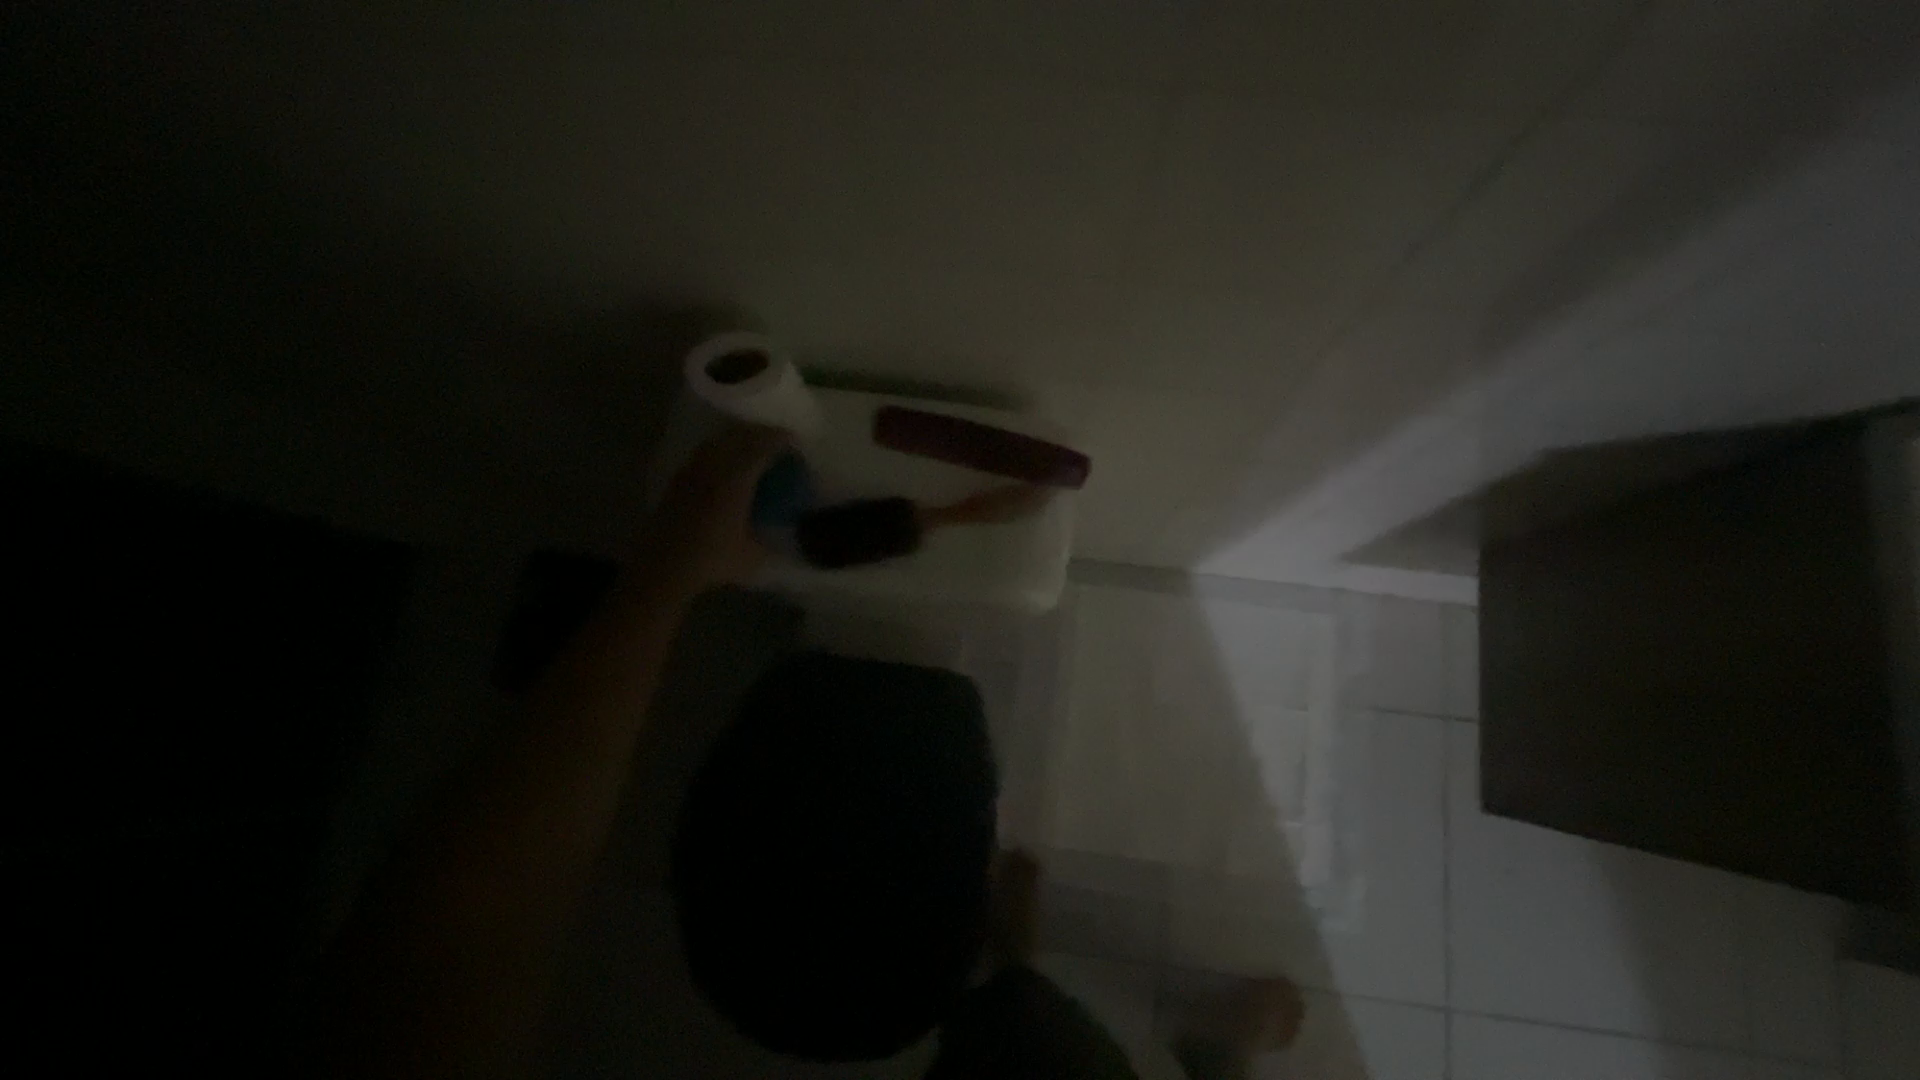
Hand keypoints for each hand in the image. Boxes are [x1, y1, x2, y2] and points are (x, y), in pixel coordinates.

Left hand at [634, 423, 789, 596]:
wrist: (662, 568)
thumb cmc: (710, 561)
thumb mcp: (751, 557)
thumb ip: (769, 542)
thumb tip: (783, 538)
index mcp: (734, 483)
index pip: (759, 448)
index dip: (778, 439)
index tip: (793, 439)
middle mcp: (712, 470)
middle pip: (736, 437)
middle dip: (758, 432)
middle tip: (774, 437)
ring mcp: (691, 473)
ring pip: (715, 442)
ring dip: (735, 438)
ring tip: (749, 445)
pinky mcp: (676, 483)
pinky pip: (701, 455)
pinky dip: (718, 451)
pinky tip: (723, 464)